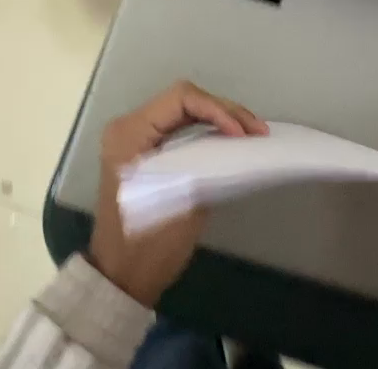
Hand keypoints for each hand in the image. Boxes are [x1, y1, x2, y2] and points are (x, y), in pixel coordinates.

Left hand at [89, 80, 268, 306]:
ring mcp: (136, 136)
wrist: (120, 278)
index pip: (181, 99)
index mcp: (130, 134)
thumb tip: (236, 145)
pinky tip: (232, 139)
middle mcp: (129, 126)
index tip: (242, 134)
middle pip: (185, 100)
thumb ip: (207, 164)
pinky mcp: (147, 148)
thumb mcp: (183, 203)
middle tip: (258, 130)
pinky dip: (207, 129)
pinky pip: (181, 126)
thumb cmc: (147, 246)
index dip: (217, 110)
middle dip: (225, 111)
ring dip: (220, 117)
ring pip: (186, 110)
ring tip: (251, 133)